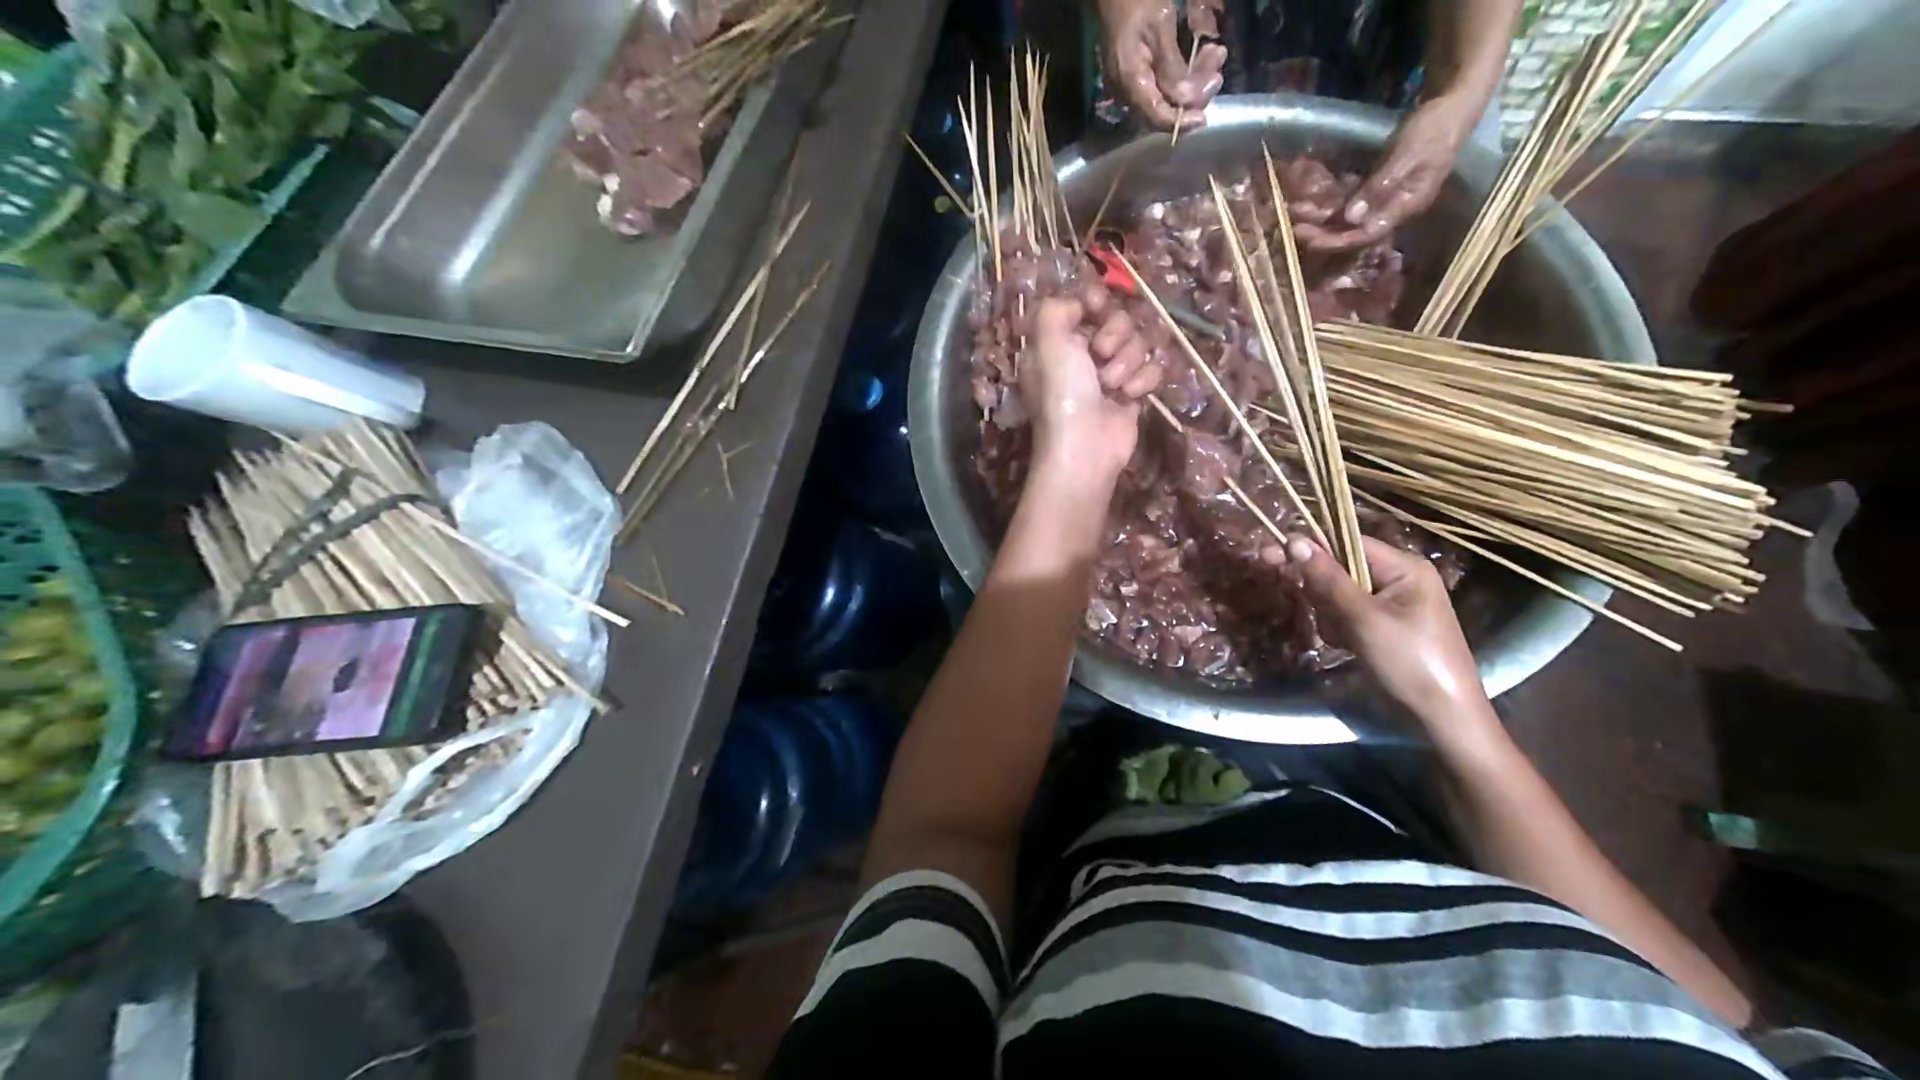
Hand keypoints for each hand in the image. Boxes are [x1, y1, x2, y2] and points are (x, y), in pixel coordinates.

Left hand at [1024, 298, 1161, 487]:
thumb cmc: (1062, 393)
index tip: (1097, 309)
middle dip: (1115, 335)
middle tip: (1101, 356)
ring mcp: (1110, 373)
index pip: (1086, 302)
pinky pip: (1153, 368)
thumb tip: (1080, 303)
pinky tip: (1129, 397)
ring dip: (1128, 362)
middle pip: (1119, 319)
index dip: (1096, 302)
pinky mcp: (1133, 392)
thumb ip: (1057, 308)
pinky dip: (1144, 380)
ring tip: (1111, 386)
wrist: (1085, 446)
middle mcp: (1083, 354)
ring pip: (1139, 342)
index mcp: (1058, 340)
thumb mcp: (1047, 341)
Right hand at [1098, 0, 1226, 130]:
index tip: (1204, 118)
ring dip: (1192, 80)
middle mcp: (1126, 91)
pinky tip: (1199, 55)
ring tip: (1214, 52)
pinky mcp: (1133, 77)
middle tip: (1217, 67)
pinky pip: (1160, 87)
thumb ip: (1173, 69)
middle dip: (1193, 94)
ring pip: (1165, 97)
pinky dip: (1181, 76)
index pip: (1157, 116)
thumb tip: (1188, 102)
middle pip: (1163, 109)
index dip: (1181, 121)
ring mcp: (1128, 85)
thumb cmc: (1136, 0)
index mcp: (1131, 81)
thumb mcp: (1160, 28)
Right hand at [1286, 534, 1487, 721]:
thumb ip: (1327, 579)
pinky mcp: (1383, 626)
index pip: (1346, 542)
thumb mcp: (1364, 619)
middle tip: (1290, 591)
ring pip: (1338, 594)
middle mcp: (1398, 579)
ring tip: (1342, 638)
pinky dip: (1338, 628)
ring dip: (1329, 613)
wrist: (1443, 717)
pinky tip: (1346, 646)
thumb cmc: (1409, 661)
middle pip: (1339, 567)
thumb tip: (1294, 540)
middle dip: (1320, 587)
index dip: (1309, 548)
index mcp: (1403, 567)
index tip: (1271, 554)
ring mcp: (1391, 604)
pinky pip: (1346, 614)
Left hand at [1295, 95, 1476, 251]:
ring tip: (1293, 214)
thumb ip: (1380, 187)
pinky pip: (1347, 202)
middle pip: (1352, 231)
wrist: (1452, 106)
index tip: (1311, 241)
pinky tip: (1305, 201)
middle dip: (1322, 232)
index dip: (1337, 240)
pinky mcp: (1375, 188)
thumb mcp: (1407, 155)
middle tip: (1292, 229)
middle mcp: (1392, 209)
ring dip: (1320, 218)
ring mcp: (1383, 199)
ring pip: (1346, 217)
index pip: (1367, 234)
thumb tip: (1351, 217)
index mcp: (1406, 206)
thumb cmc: (1435, 128)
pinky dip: (1327, 203)